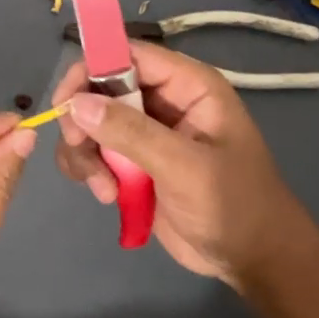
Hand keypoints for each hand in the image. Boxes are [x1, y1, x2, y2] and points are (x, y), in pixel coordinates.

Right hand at [51, 44, 312, 287]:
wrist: (253, 262)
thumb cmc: (234, 206)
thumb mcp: (184, 167)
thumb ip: (131, 132)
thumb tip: (76, 103)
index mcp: (188, 87)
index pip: (127, 55)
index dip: (91, 69)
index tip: (65, 102)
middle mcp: (164, 101)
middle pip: (100, 87)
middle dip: (82, 119)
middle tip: (80, 149)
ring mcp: (146, 132)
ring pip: (91, 120)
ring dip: (84, 151)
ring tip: (102, 187)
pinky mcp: (134, 161)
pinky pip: (94, 150)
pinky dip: (88, 168)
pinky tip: (106, 194)